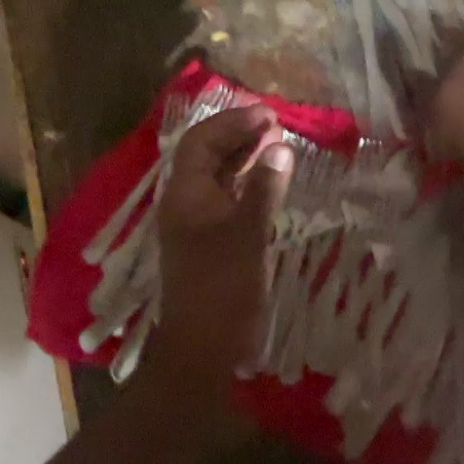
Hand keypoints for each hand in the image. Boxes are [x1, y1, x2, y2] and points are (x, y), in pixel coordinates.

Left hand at [147, 105, 292, 384]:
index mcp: (184, 194)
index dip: (232, 122)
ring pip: (216, 176)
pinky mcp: (207, 241)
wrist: (202, 349)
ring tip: (274, 144)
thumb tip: (280, 147)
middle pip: (206, 155)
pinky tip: (268, 181)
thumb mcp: (248, 234)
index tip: (268, 115)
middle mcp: (184, 202)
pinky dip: (245, 183)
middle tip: (275, 124)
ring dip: (242, 157)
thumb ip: (264, 188)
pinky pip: (224, 198)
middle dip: (237, 135)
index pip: (201, 141)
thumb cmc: (223, 287)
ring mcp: (194, 223)